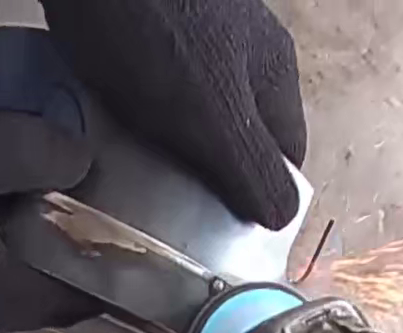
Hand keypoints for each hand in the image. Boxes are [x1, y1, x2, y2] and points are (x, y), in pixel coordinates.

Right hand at [0, 111, 99, 332]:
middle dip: (88, 263)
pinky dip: (29, 264)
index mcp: (1, 300)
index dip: (113, 265)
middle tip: (108, 216)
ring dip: (57, 263)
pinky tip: (30, 226)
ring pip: (37, 296)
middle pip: (63, 300)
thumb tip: (85, 159)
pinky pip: (10, 290)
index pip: (82, 295)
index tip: (133, 228)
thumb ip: (27, 153)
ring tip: (76, 216)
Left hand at [41, 0, 307, 228]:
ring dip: (175, 154)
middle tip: (181, 210)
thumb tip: (283, 220)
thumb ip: (253, 168)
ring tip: (142, 176)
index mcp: (273, 75)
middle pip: (242, 140)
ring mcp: (199, 37)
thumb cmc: (159, 31)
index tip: (228, 231)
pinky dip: (142, 121)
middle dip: (216, 180)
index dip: (262, 198)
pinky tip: (116, 132)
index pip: (286, 159)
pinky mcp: (151, 31)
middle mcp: (245, 53)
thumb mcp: (216, 117)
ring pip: (198, 121)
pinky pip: (155, 95)